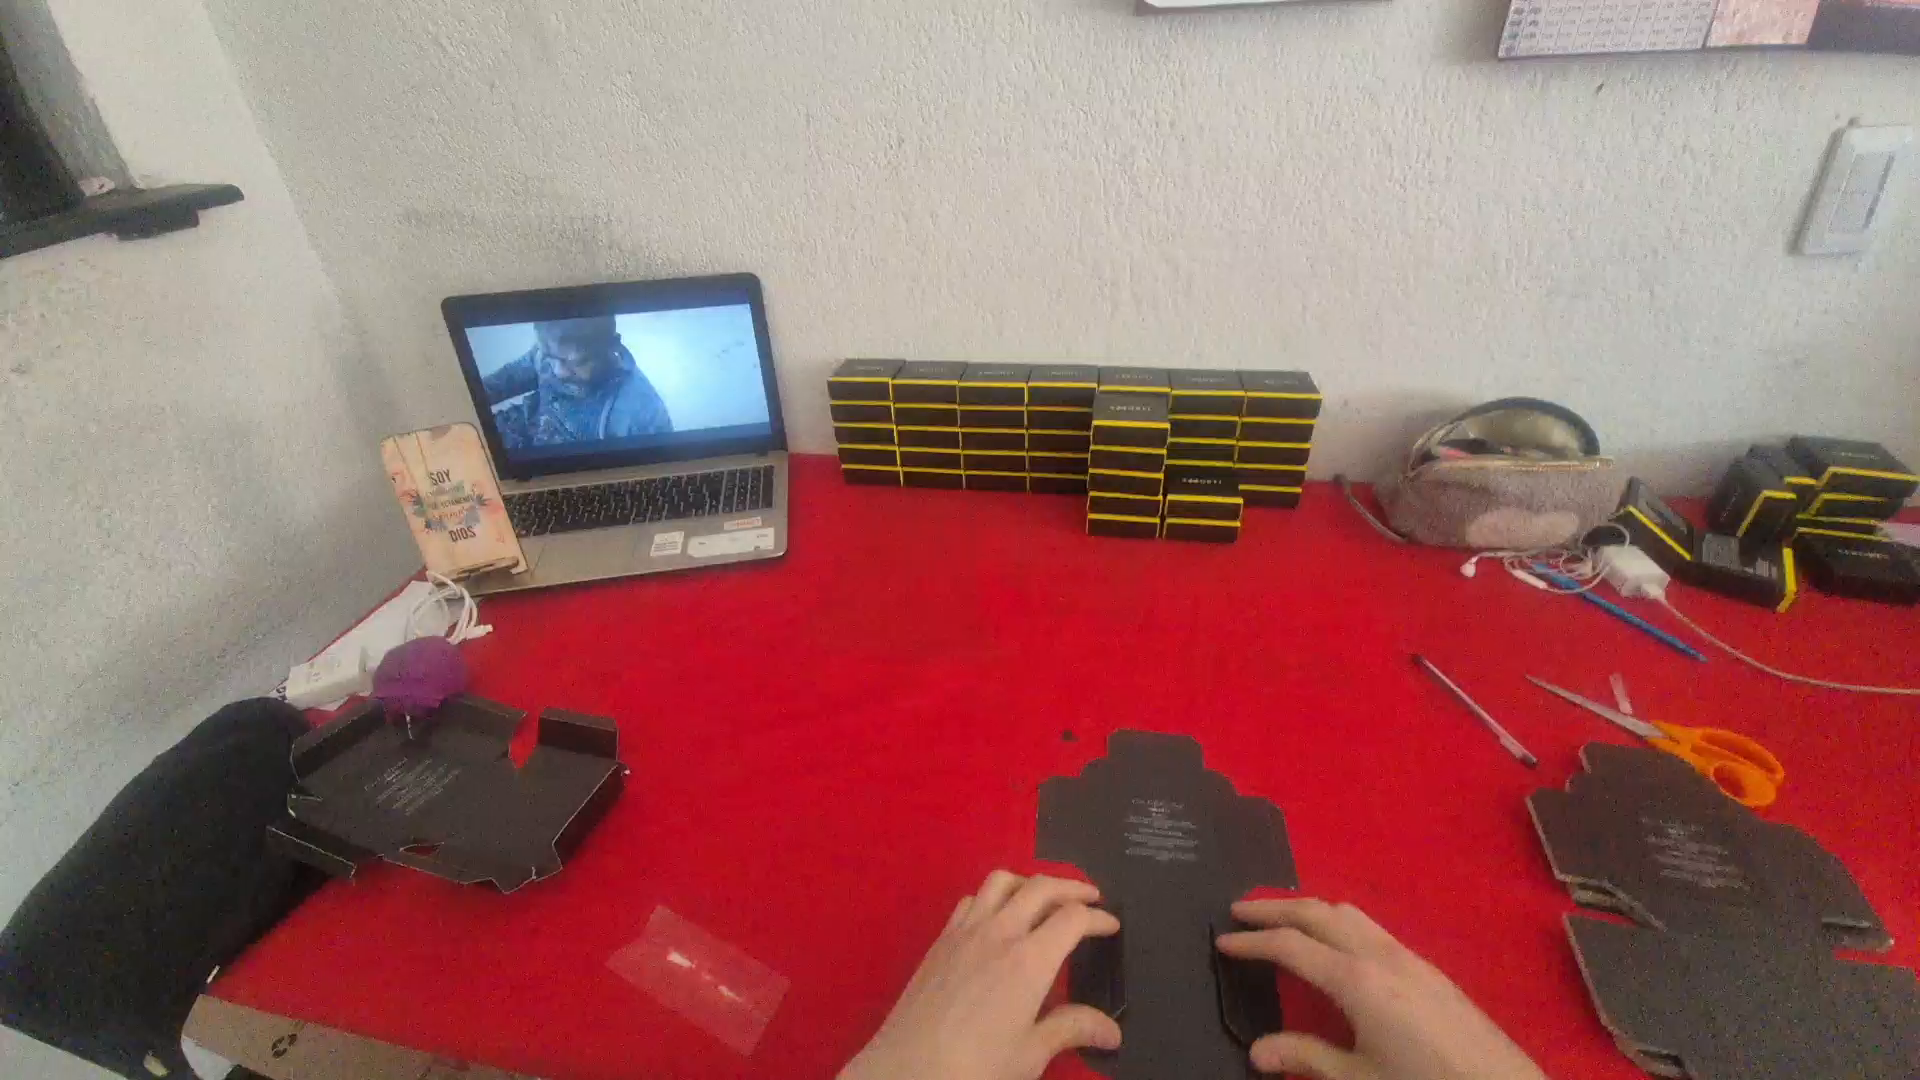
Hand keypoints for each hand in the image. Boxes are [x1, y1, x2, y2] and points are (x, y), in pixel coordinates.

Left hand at [839, 871, 1122, 1079]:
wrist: (909, 1068)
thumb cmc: (976, 1066)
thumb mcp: (1030, 1054)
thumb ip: (1071, 1030)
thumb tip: (1112, 1029)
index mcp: (1029, 959)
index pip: (1072, 919)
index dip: (1097, 917)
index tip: (1111, 924)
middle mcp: (1000, 930)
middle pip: (1041, 887)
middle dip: (1071, 886)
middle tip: (1090, 897)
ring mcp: (967, 928)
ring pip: (1002, 880)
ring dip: (1030, 881)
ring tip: (1043, 897)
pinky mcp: (943, 936)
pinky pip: (972, 898)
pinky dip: (993, 895)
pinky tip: (997, 914)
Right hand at [1217, 899, 1547, 1079]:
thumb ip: (1308, 1058)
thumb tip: (1255, 1053)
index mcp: (1355, 980)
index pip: (1289, 945)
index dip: (1251, 941)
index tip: (1222, 940)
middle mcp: (1376, 954)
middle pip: (1313, 912)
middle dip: (1272, 907)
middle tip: (1239, 911)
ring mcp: (1406, 955)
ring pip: (1344, 910)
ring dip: (1306, 907)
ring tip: (1282, 918)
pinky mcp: (1427, 967)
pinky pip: (1367, 924)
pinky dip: (1335, 919)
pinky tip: (1333, 942)